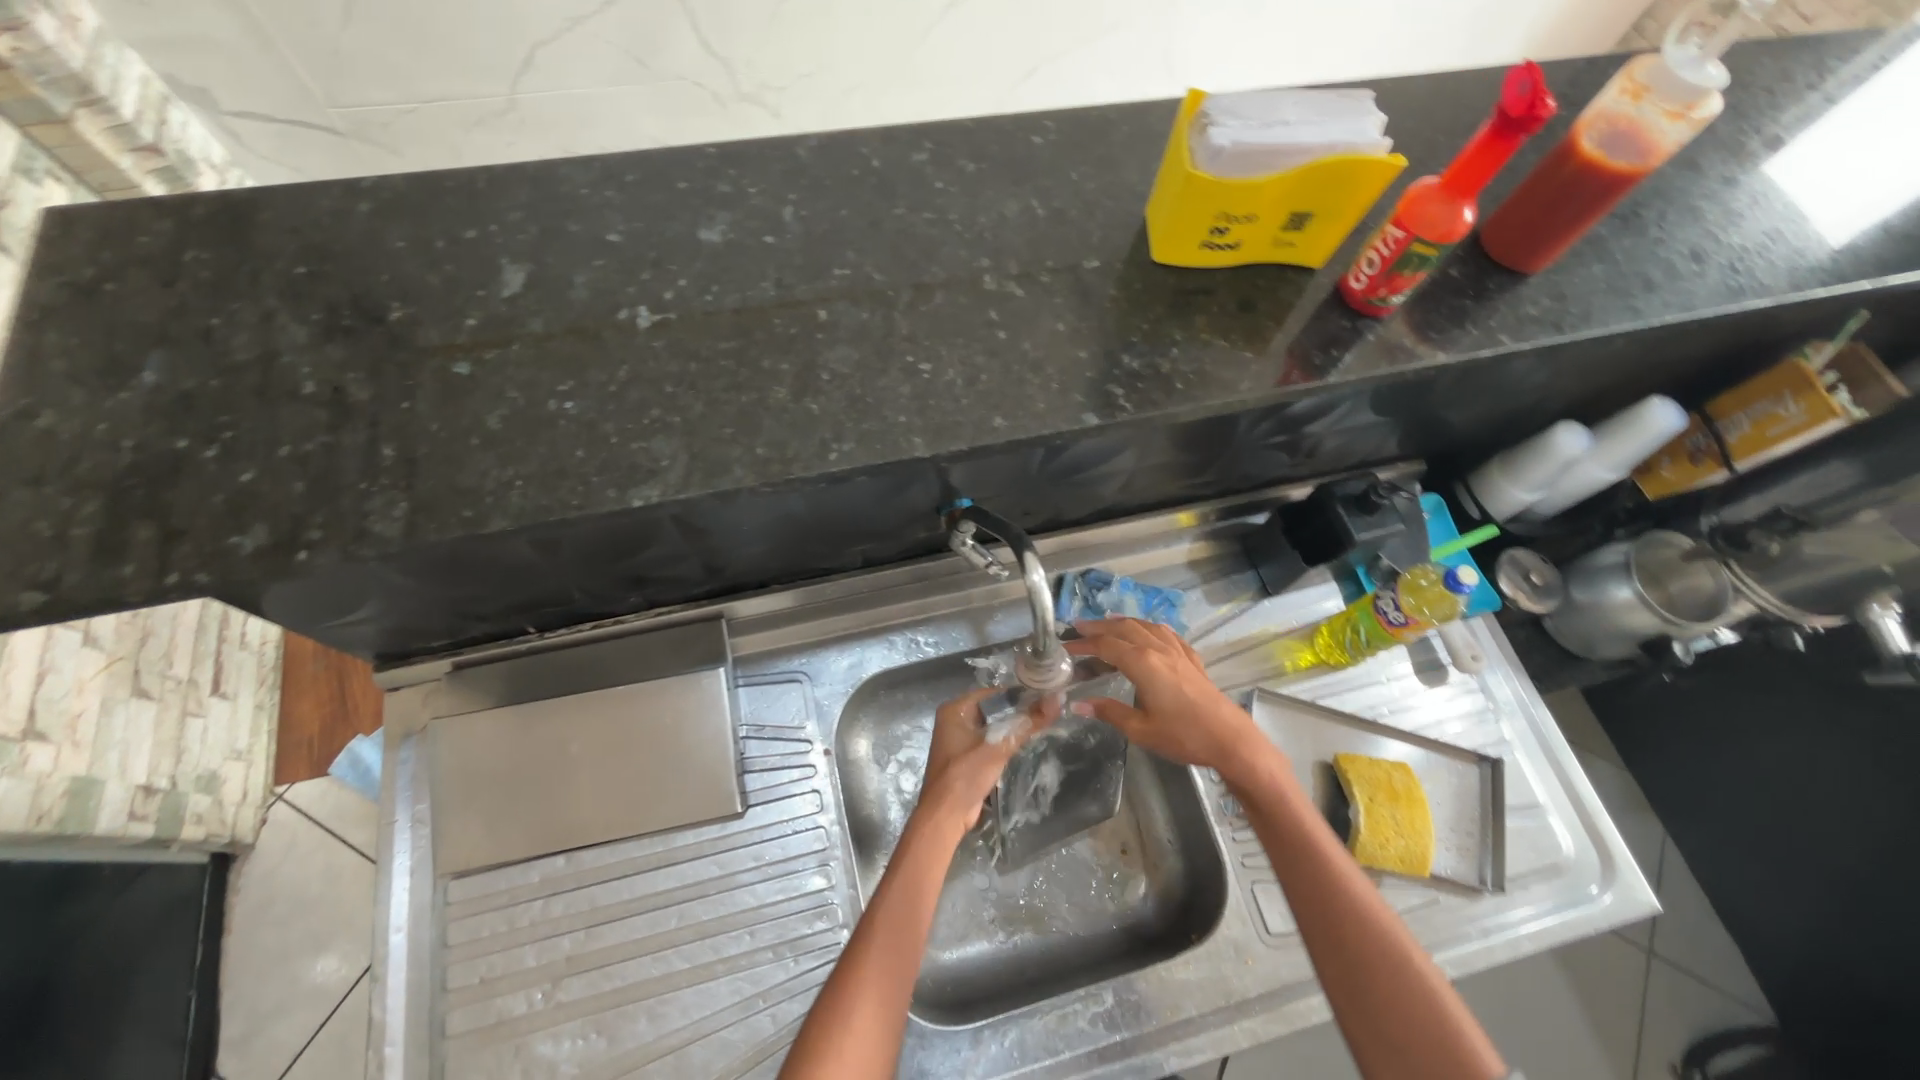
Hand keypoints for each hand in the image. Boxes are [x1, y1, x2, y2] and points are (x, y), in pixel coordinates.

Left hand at [912, 686, 1049, 835]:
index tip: (1044, 696)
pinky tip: (1026, 743)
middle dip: (1017, 713)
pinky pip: (990, 743)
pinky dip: (1006, 743)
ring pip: (993, 727)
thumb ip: (1027, 723)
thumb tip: (1057, 700)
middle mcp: (955, 720)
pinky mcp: (967, 758)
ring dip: (1013, 729)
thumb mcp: (999, 747)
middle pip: (993, 710)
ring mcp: (960, 740)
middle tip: (1048, 711)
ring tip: (1042, 724)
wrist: (945, 815)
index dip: (1017, 695)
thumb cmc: (966, 774)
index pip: (992, 694)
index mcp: (955, 710)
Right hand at [1065, 618, 1275, 781]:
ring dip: (1123, 623)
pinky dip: (1150, 628)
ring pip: (1146, 627)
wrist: (1228, 738)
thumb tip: (1078, 705)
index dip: (1083, 644)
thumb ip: (1109, 712)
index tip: (1065, 645)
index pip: (1105, 646)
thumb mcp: (1140, 729)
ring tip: (1107, 624)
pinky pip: (1167, 634)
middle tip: (1078, 628)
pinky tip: (1149, 632)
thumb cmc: (1182, 735)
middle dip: (1099, 626)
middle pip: (1124, 628)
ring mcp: (1178, 652)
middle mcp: (1158, 650)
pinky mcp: (1192, 659)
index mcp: (1142, 663)